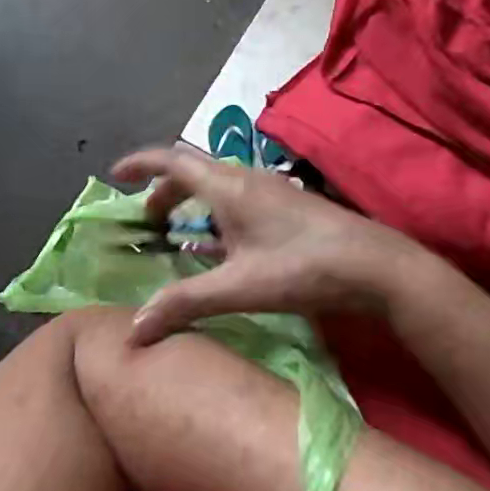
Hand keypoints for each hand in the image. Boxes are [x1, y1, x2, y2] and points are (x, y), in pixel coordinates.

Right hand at [112, 147, 433, 345]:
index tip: (114, 174)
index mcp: (228, 186)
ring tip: (181, 235)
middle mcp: (247, 178)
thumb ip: (185, 303)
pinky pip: (239, 198)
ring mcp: (272, 190)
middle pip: (193, 172)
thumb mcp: (239, 288)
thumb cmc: (303, 267)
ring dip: (193, 202)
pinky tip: (226, 246)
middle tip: (149, 222)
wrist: (374, 265)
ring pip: (219, 185)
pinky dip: (217, 213)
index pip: (172, 161)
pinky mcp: (289, 205)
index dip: (140, 164)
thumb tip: (134, 330)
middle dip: (165, 192)